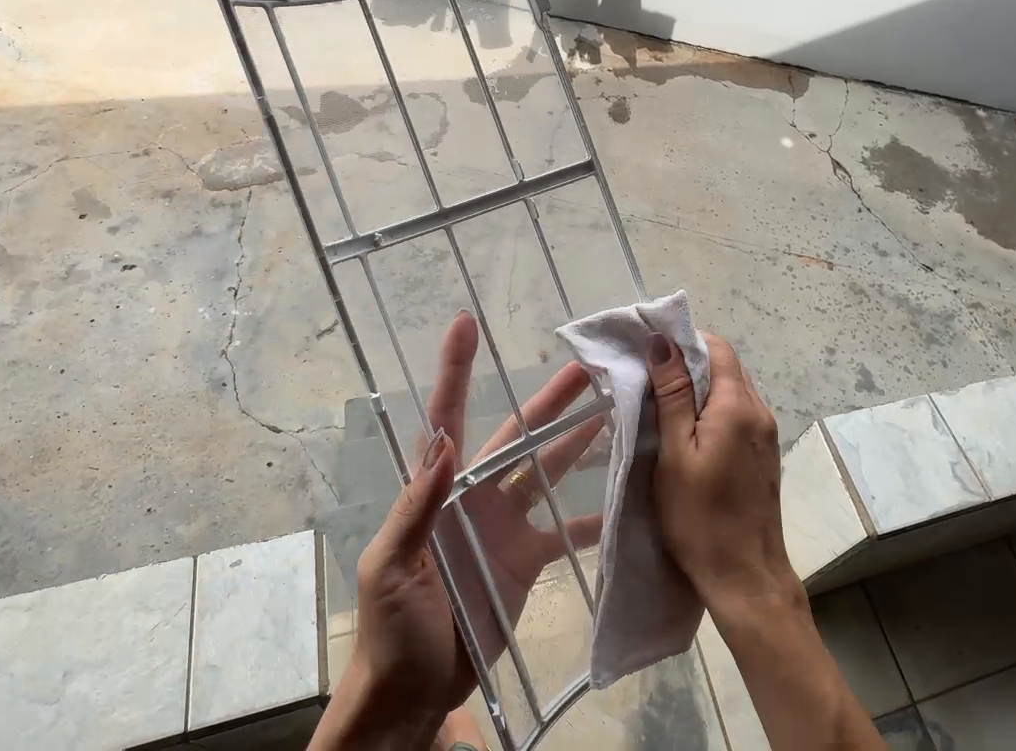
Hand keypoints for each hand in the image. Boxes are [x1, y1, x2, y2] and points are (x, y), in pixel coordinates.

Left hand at [312, 312, 603, 749]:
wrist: (414, 691)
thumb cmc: (391, 627)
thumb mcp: (392, 565)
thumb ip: (417, 508)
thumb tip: (442, 445)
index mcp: (439, 491)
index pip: (447, 420)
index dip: (455, 373)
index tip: (465, 325)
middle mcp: (475, 498)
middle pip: (515, 439)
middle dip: (546, 403)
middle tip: (583, 368)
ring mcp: (505, 527)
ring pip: (546, 473)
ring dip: (577, 445)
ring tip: (615, 415)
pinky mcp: (527, 559)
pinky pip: (565, 530)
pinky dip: (593, 516)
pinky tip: (624, 499)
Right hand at [649, 333, 888, 750]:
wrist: (745, 577)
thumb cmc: (700, 518)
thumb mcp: (674, 454)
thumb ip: (671, 395)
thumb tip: (663, 343)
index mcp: (738, 406)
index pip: (716, 347)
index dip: (684, 340)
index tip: (649, 348)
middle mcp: (759, 411)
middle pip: (726, 366)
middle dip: (689, 361)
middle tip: (648, 373)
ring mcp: (765, 434)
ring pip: (732, 388)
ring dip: (699, 386)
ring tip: (661, 399)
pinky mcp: (763, 453)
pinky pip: (737, 412)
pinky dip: (712, 407)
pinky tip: (686, 426)